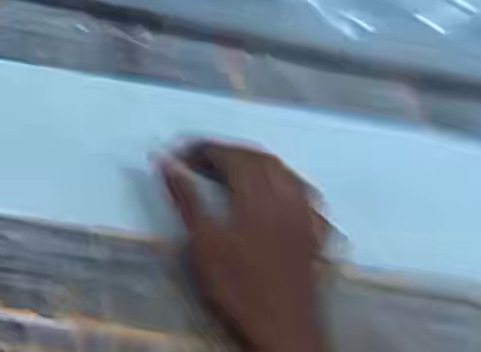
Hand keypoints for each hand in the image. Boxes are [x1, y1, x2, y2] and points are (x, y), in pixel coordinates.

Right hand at [159, 141, 330, 351]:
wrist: (282, 338)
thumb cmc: (235, 289)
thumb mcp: (200, 242)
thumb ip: (185, 197)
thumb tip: (164, 160)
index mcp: (258, 204)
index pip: (233, 158)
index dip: (202, 148)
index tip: (176, 155)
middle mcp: (288, 208)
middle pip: (263, 160)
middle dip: (227, 151)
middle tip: (195, 158)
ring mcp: (307, 225)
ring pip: (288, 175)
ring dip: (255, 163)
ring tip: (227, 169)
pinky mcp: (316, 241)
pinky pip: (307, 199)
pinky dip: (285, 185)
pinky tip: (271, 192)